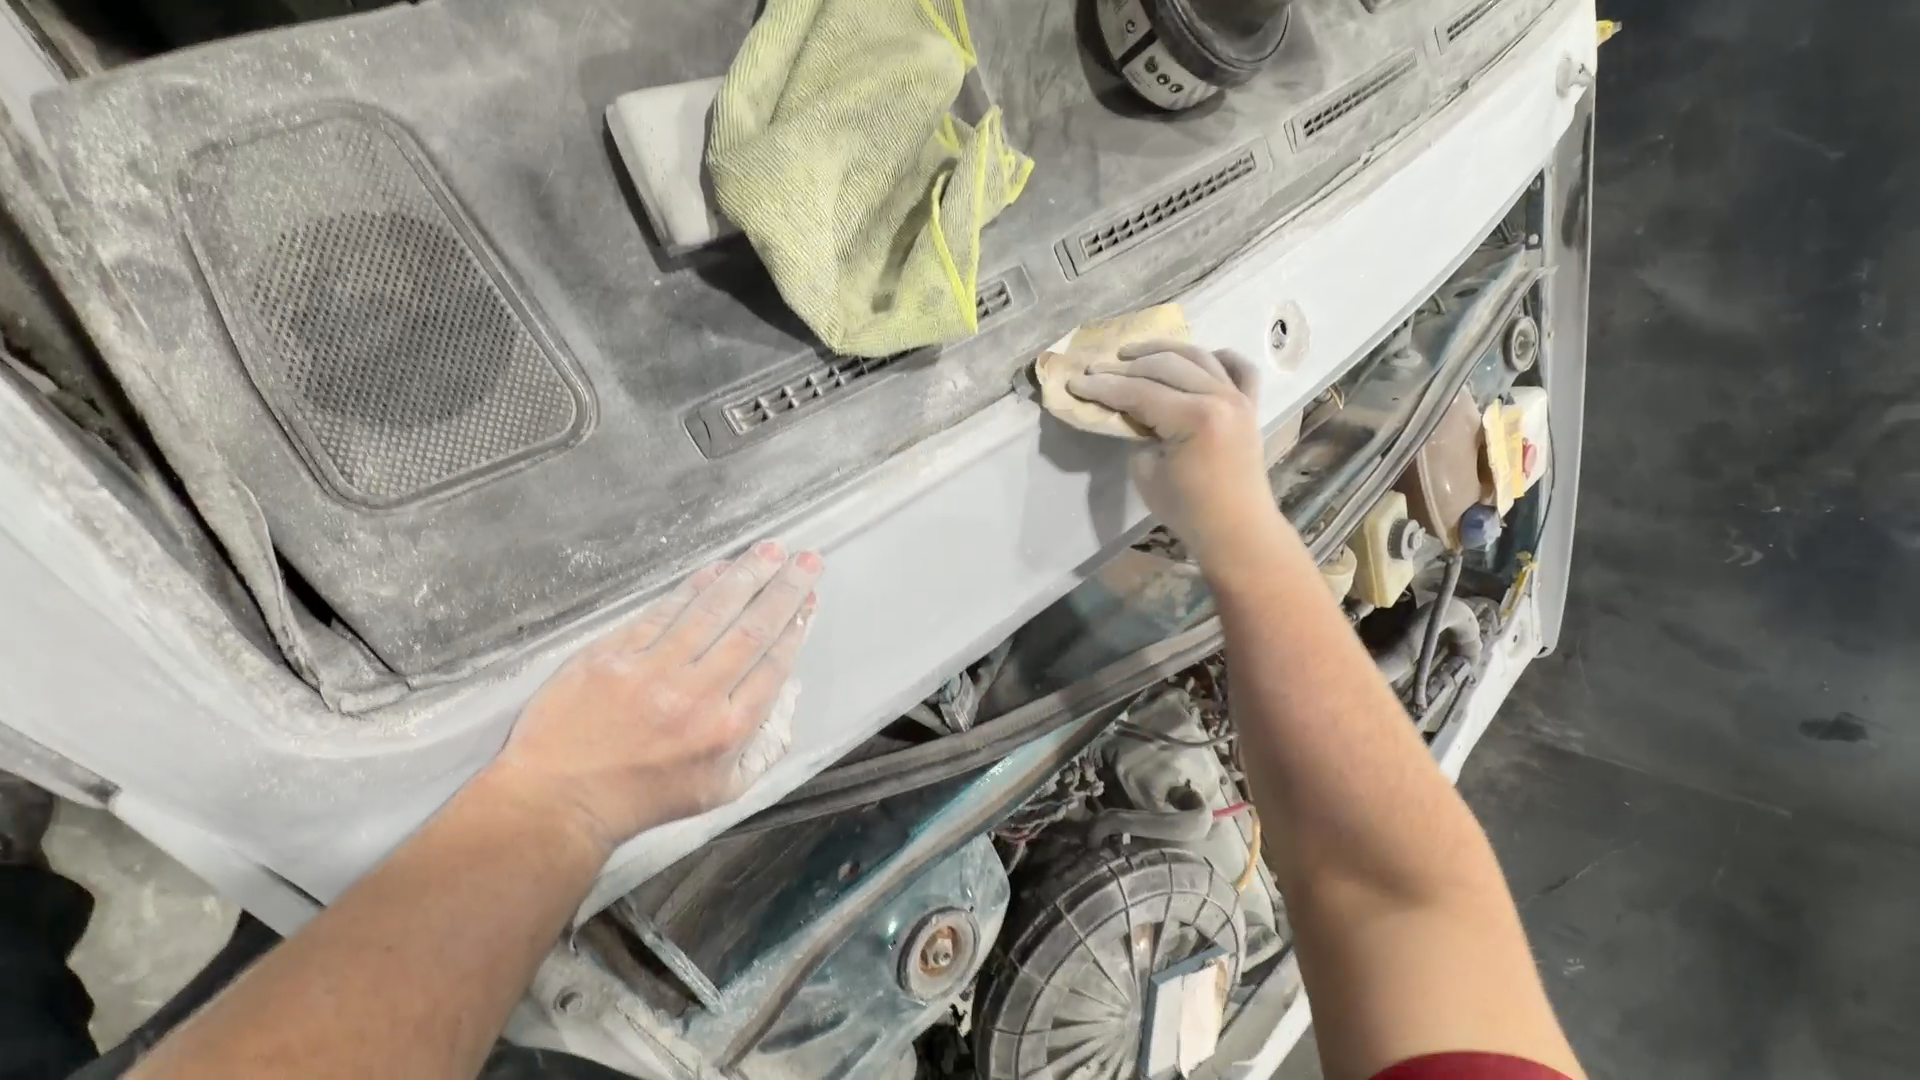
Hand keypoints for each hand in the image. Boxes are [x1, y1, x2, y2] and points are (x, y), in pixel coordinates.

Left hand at [486, 541, 821, 854]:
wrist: (559, 800)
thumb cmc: (643, 798)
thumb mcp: (720, 792)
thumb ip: (764, 749)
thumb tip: (788, 697)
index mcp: (726, 730)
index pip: (772, 664)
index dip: (795, 627)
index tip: (809, 601)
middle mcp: (695, 695)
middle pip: (750, 629)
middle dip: (784, 590)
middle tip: (807, 560)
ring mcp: (652, 670)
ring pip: (710, 611)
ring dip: (745, 576)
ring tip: (770, 550)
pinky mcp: (614, 654)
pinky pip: (663, 611)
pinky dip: (693, 586)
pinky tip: (716, 568)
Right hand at [1067, 339, 1278, 562]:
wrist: (1237, 531)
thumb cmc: (1188, 510)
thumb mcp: (1147, 473)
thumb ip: (1136, 434)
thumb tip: (1128, 413)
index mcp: (1195, 417)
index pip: (1138, 391)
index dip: (1102, 387)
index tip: (1074, 382)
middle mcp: (1220, 397)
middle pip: (1165, 366)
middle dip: (1125, 366)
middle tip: (1095, 369)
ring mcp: (1239, 398)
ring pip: (1198, 357)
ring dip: (1162, 350)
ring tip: (1131, 353)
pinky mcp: (1250, 406)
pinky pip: (1239, 369)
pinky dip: (1218, 357)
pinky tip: (1198, 358)